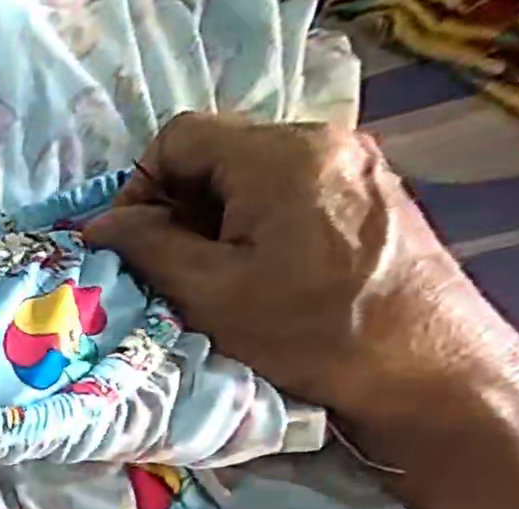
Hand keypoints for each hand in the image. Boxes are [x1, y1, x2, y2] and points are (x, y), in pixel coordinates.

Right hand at [82, 113, 518, 427]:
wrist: (420, 362)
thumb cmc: (305, 329)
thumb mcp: (207, 291)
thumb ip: (148, 246)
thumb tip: (98, 225)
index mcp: (280, 156)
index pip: (179, 137)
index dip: (139, 187)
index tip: (134, 243)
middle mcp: (322, 140)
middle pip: (212, 152)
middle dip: (172, 207)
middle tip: (164, 266)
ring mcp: (349, 162)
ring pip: (243, 174)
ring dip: (205, 220)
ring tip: (205, 274)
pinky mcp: (362, 190)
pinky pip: (278, 189)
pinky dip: (243, 223)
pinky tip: (248, 270)